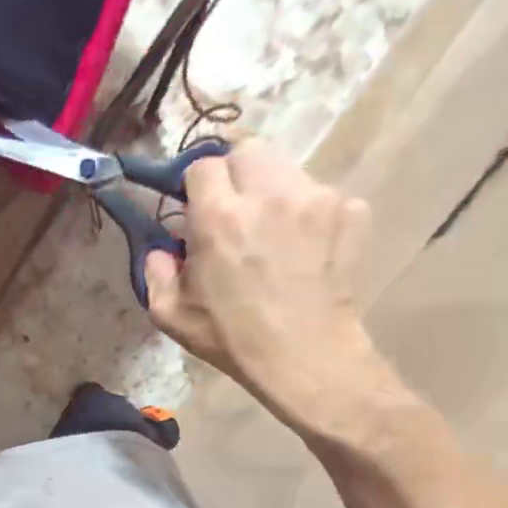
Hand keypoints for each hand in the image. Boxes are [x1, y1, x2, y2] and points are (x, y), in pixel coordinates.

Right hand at [145, 138, 379, 430]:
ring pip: (286, 170)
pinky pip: (320, 195)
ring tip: (272, 230)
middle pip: (247, 150)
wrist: (306, 356)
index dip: (195, 184)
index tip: (196, 206)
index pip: (202, 166)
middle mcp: (268, 194)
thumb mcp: (169, 313)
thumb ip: (155, 271)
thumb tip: (161, 249)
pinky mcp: (352, 210)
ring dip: (271, 191)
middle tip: (233, 208)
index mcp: (218, 216)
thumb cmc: (231, 338)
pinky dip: (307, 213)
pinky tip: (304, 248)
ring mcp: (316, 198)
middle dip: (234, 173)